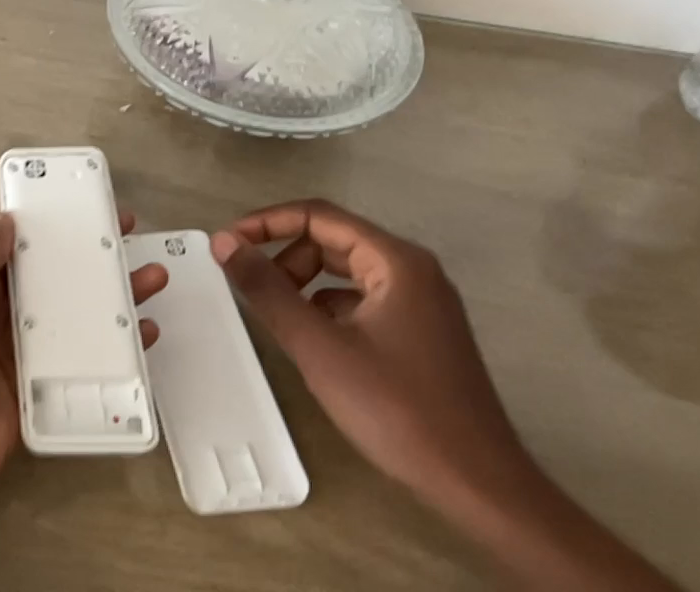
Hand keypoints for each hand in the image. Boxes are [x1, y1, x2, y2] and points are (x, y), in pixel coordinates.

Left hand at [0, 212, 167, 531]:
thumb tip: (8, 223)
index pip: (21, 251)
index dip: (55, 231)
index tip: (93, 212)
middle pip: (55, 284)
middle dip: (92, 262)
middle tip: (134, 241)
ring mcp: (22, 359)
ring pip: (75, 322)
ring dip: (112, 301)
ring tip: (152, 280)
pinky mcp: (41, 396)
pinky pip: (83, 367)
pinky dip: (116, 353)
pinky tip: (146, 337)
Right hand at [211, 199, 530, 505]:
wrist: (476, 483)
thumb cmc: (395, 408)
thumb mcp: (318, 346)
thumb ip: (267, 289)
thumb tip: (223, 242)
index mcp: (396, 262)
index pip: (319, 216)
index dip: (266, 222)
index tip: (226, 244)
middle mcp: (413, 271)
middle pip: (332, 240)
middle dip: (285, 257)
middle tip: (251, 289)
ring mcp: (421, 303)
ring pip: (346, 272)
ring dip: (304, 283)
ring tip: (279, 318)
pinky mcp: (420, 333)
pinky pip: (361, 300)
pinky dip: (327, 308)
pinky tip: (315, 342)